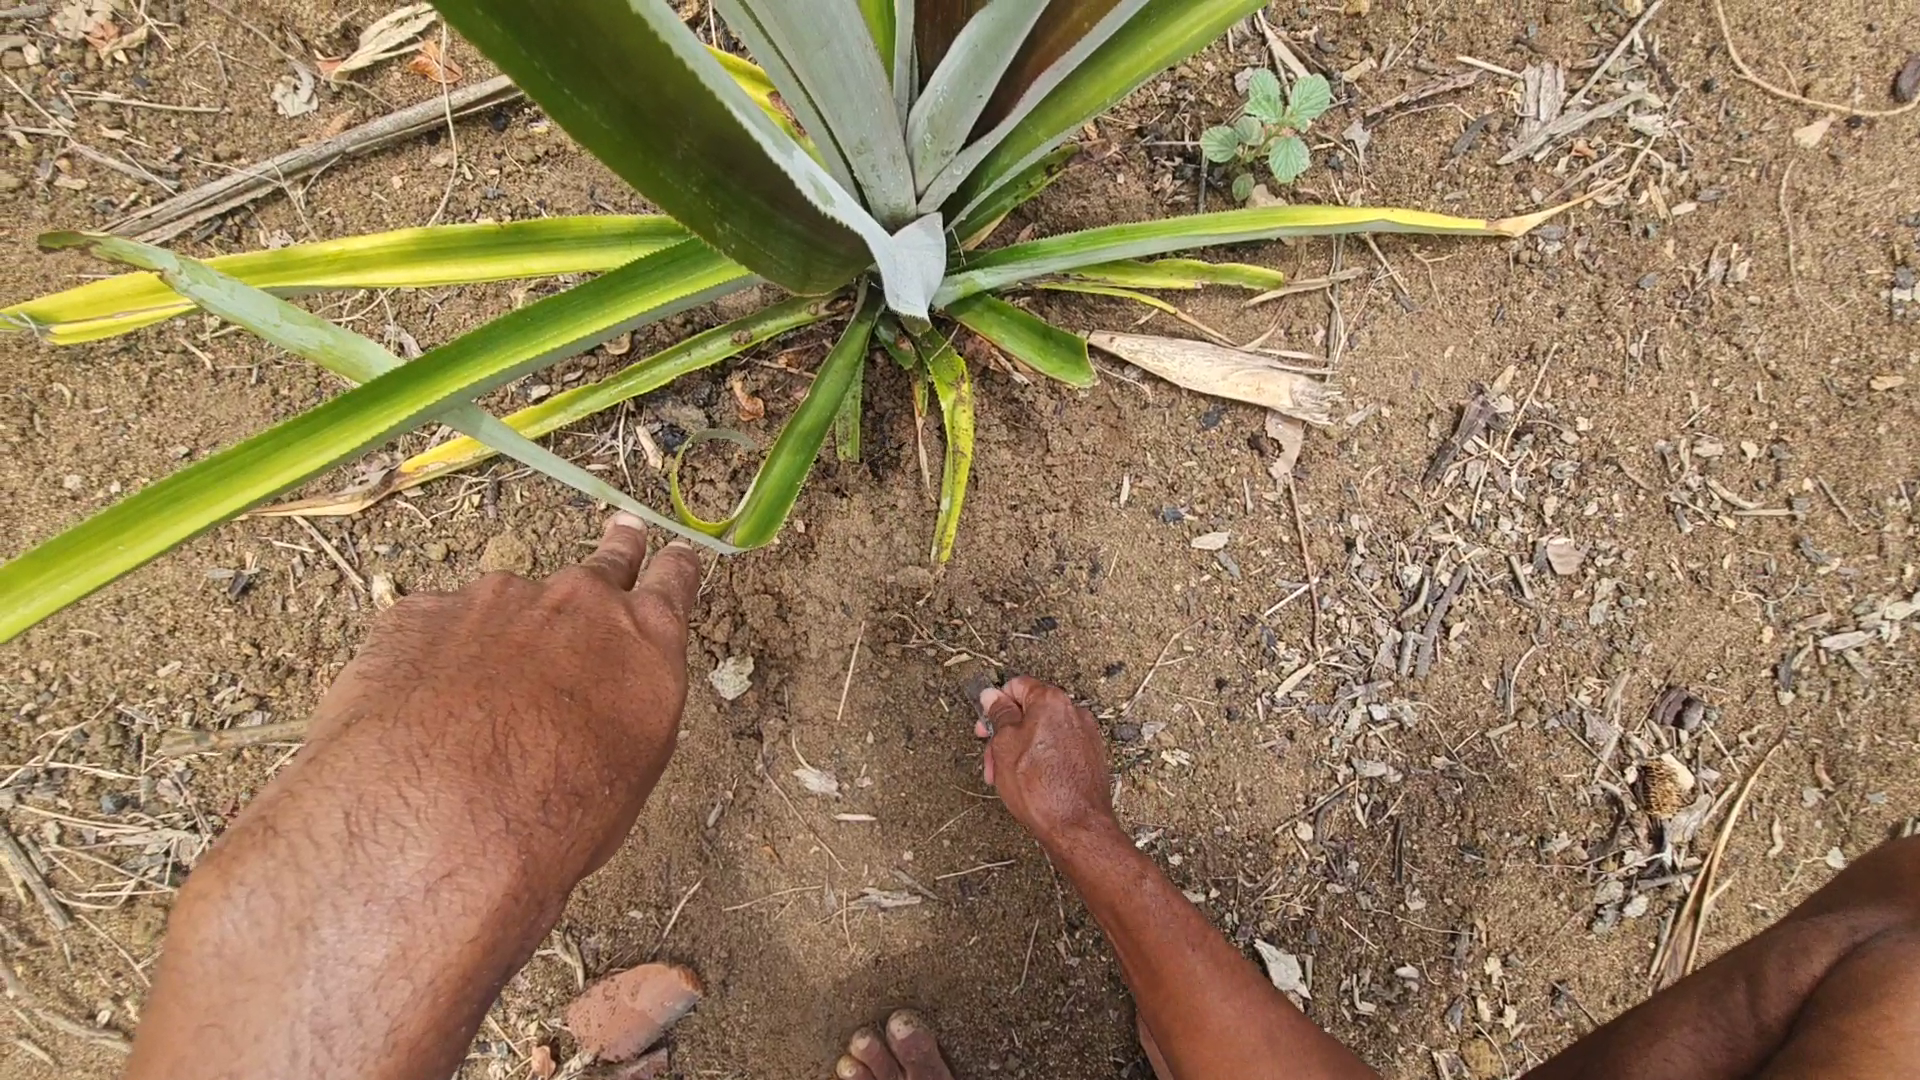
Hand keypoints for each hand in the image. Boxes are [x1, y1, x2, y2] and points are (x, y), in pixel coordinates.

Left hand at [303, 511, 702, 875]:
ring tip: (488, 686)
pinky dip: (443, 653)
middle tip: (624, 530)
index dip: (675, 568)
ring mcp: (496, 598)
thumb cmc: (560, 813)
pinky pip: (442, 626)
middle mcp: (579, 600)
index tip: (675, 555)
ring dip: (515, 626)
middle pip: (606, 562)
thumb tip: (609, 691)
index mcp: (644, 635)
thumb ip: (631, 699)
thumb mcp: (634, 762)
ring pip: (516, 602)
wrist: (431, 823)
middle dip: (620, 547)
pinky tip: (426, 703)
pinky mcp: (421, 613)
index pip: (673, 580)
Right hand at [975, 676, 1118, 847]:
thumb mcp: (1004, 744)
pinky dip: (1040, 759)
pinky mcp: (1090, 757)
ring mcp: (1085, 735)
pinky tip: (1029, 781)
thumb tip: (992, 696)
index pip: (1016, 686)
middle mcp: (1073, 711)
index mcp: (1051, 700)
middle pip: (1029, 711)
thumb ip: (999, 714)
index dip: (995, 704)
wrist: (1076, 827)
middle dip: (1005, 733)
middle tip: (992, 754)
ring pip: (1042, 732)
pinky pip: (1057, 749)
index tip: (986, 723)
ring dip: (1020, 749)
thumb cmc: (1041, 788)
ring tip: (1007, 777)